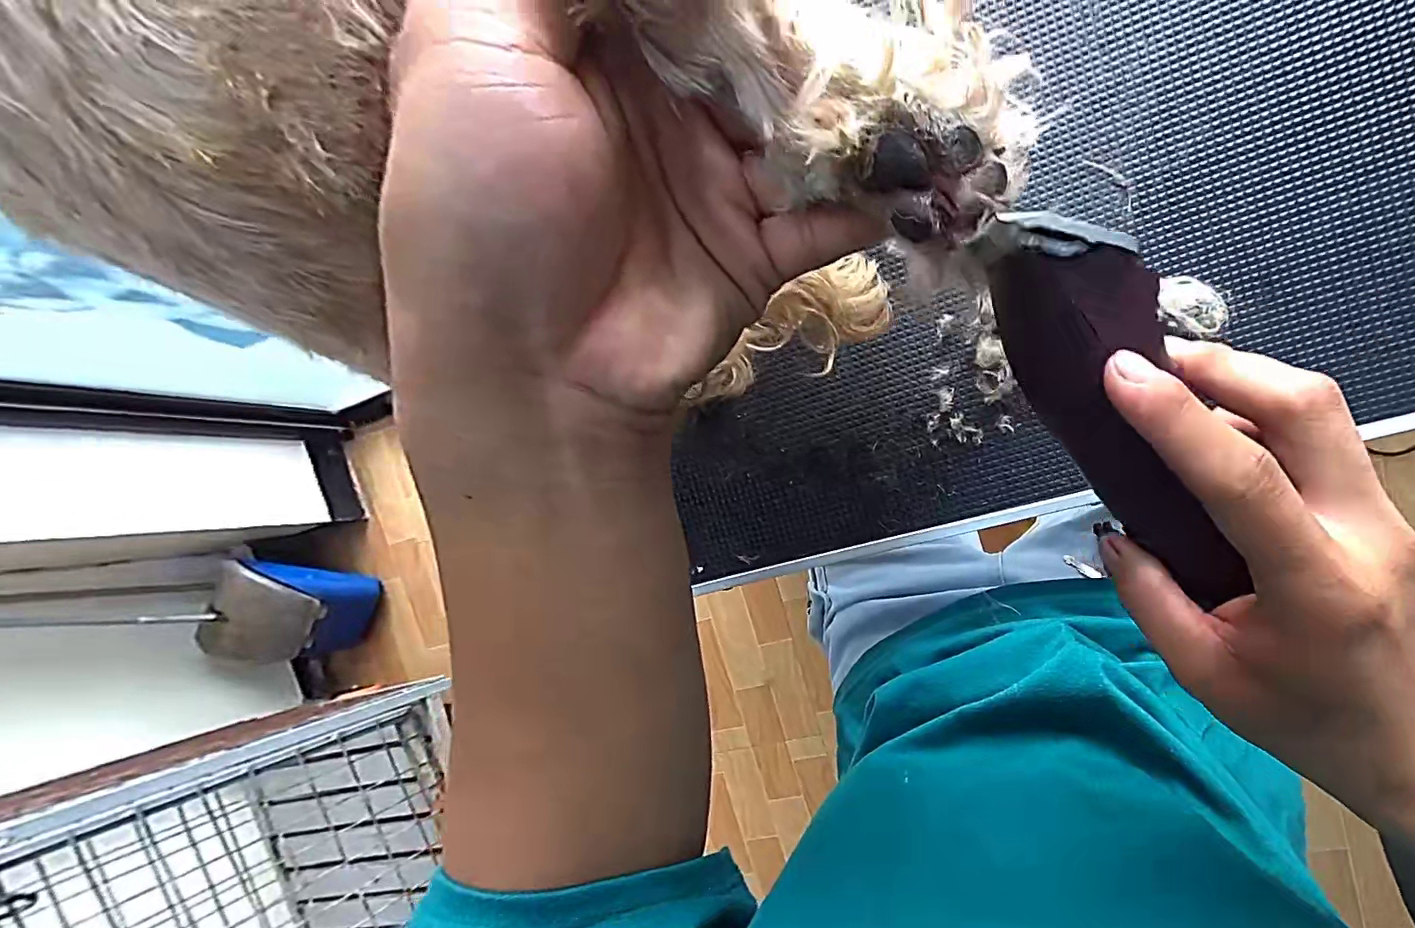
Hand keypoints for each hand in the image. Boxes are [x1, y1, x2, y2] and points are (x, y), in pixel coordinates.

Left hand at [379, 0, 881, 437]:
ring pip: (800, 137)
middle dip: (803, 53)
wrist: (538, 365)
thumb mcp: (475, 51)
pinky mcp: (759, 252)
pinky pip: (823, 223)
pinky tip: (898, 192)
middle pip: (757, 59)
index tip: (767, 2)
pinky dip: (861, 210)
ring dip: (849, 126)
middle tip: (852, 54)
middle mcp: (668, 111)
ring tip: (899, 111)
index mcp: (596, 50)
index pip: (683, 0)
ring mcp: (720, 185)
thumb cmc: (487, 205)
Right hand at [1099, 341, 1414, 837]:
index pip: (1245, 478)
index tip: (1121, 375)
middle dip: (1224, 366)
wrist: (1406, 739)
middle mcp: (1363, 530)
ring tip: (1177, 380)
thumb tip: (1115, 535)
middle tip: (1153, 358)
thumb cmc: (1300, 718)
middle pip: (1308, 407)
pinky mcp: (1381, 504)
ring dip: (1244, 378)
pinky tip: (1218, 423)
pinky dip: (1262, 409)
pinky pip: (1321, 433)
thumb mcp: (1204, 674)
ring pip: (1321, 407)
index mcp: (1316, 585)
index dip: (1178, 418)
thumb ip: (1150, 600)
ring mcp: (1383, 510)